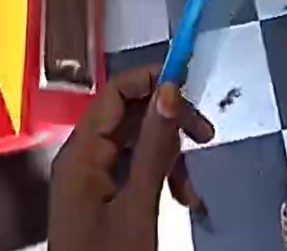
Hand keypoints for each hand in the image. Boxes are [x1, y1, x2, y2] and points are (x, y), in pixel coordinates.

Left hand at [50, 66, 214, 250]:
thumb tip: (170, 89)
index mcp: (81, 151)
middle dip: (168, 122)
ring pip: (137, 142)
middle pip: (129, 115)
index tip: (188, 82)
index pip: (116, 92)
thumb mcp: (138, 207)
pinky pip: (136, 169)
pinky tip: (183, 198)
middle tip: (204, 132)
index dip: (151, 79)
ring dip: (170, 155)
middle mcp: (84, 156)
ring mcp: (92, 178)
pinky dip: (162, 176)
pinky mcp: (103, 199)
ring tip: (192, 184)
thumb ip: (154, 146)